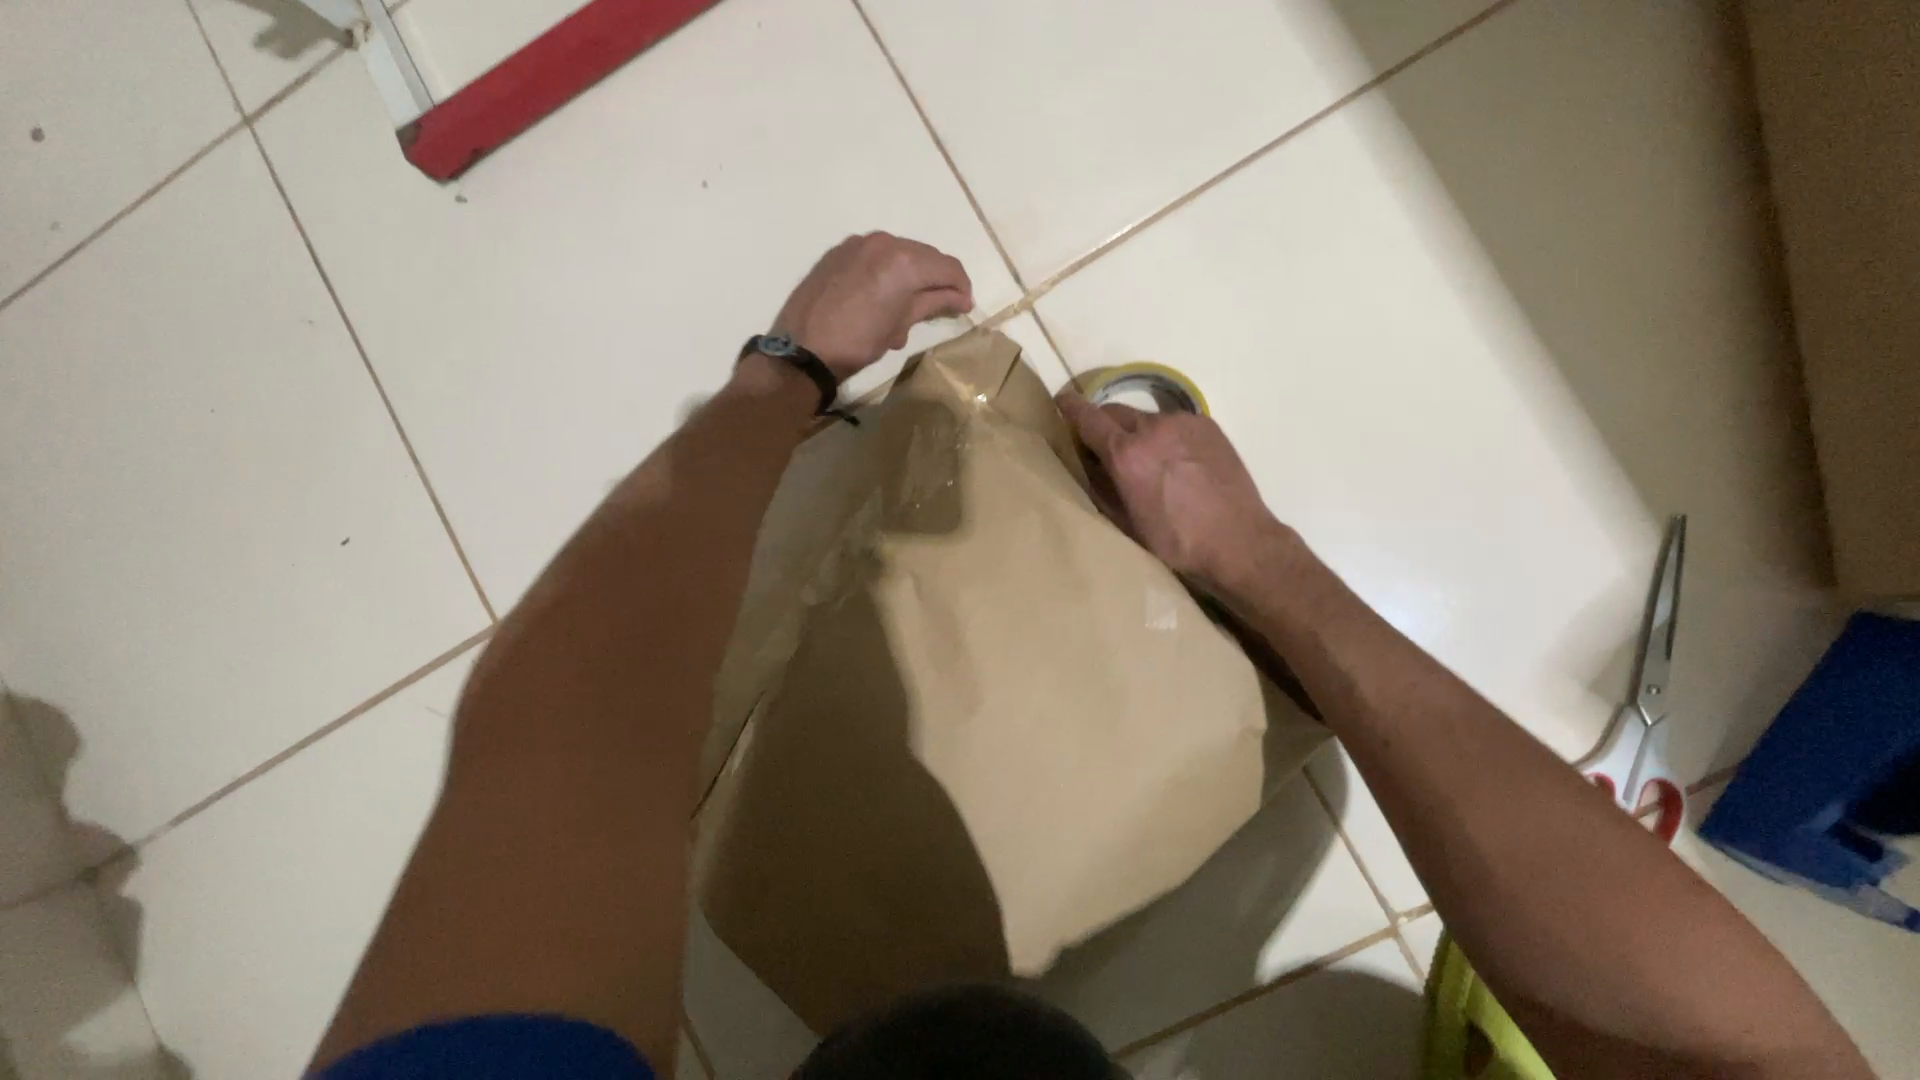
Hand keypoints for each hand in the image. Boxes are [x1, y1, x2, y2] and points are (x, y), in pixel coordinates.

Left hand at [771, 233, 974, 378]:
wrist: (802, 349)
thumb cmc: (857, 343)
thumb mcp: (900, 325)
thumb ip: (933, 303)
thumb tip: (960, 298)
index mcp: (904, 261)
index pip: (947, 266)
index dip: (961, 287)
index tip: (965, 305)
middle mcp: (884, 242)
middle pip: (925, 255)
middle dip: (937, 279)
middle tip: (941, 305)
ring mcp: (858, 243)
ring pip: (900, 252)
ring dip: (912, 274)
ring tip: (909, 304)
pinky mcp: (839, 251)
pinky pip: (875, 255)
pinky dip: (887, 270)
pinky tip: (883, 294)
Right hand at [1057, 391, 1293, 589]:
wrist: (1238, 542)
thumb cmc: (1175, 543)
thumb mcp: (1126, 523)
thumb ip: (1100, 488)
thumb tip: (1086, 465)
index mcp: (1126, 455)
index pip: (1088, 418)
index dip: (1070, 408)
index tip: (1060, 403)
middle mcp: (1152, 428)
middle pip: (1115, 412)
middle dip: (1104, 425)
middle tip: (1103, 447)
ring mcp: (1183, 423)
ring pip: (1146, 419)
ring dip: (1137, 433)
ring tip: (1148, 462)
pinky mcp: (1207, 425)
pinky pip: (1174, 423)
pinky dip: (1165, 436)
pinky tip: (1176, 463)